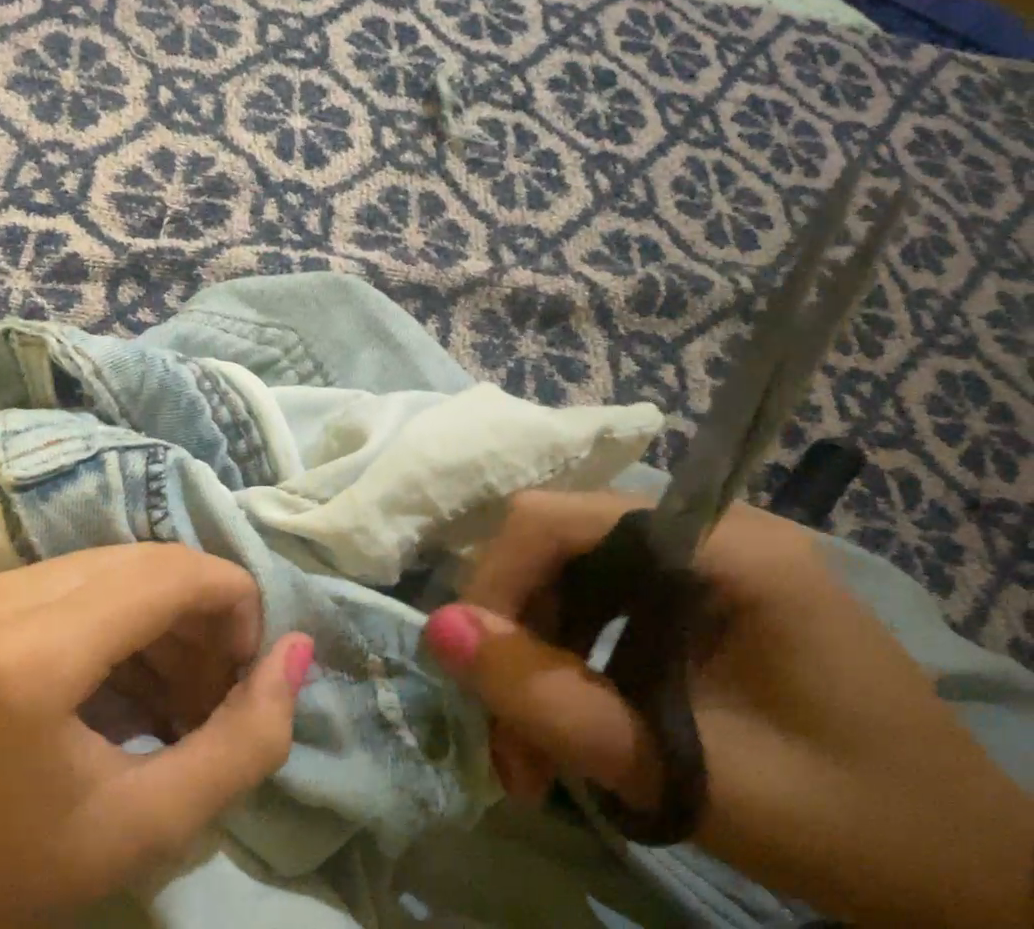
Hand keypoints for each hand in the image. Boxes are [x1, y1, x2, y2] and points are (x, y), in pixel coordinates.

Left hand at [0, 545, 314, 925]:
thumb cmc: (20, 862)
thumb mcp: (147, 824)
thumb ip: (241, 741)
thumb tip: (296, 653)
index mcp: (35, 654)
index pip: (168, 575)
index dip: (233, 602)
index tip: (252, 669)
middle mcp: (2, 597)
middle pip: (142, 562)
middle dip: (201, 615)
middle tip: (217, 695)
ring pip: (111, 565)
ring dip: (163, 617)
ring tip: (179, 700)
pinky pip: (73, 580)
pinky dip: (120, 619)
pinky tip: (131, 683)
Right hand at [422, 491, 1033, 927]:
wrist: (963, 877)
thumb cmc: (844, 823)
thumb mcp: (683, 773)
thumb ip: (555, 702)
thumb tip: (434, 630)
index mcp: (726, 547)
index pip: (553, 520)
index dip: (492, 586)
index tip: (475, 678)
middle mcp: (709, 532)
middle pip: (550, 550)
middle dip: (510, 642)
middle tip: (508, 745)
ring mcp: (703, 563)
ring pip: (562, 582)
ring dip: (530, 663)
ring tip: (532, 757)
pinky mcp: (696, 599)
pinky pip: (594, 608)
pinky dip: (563, 666)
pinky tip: (567, 728)